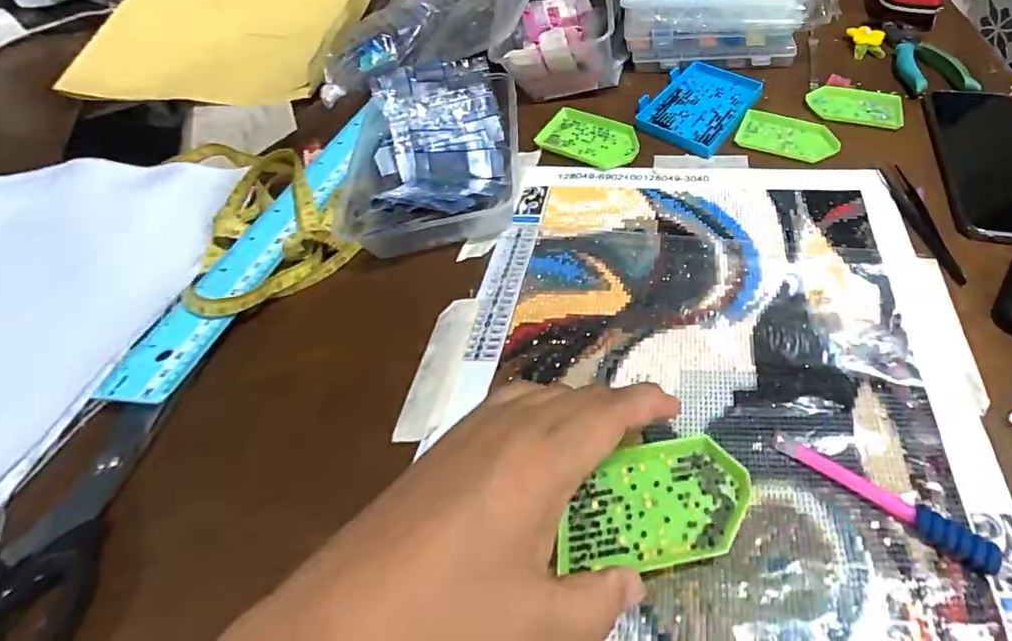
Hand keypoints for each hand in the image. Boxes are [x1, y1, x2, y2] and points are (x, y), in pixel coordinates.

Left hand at [224, 381, 679, 640]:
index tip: (673, 405)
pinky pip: (511, 403)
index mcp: (544, 459)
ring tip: (589, 441)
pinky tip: (531, 448)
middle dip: (616, 407)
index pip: (610, 412)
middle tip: (638, 437)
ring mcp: (475, 426)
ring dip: (576, 407)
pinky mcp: (447, 440)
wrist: (337, 619)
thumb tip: (632, 586)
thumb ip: (594, 604)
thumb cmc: (446, 618)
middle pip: (580, 398)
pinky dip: (539, 409)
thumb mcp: (531, 622)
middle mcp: (514, 425)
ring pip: (544, 394)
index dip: (646, 400)